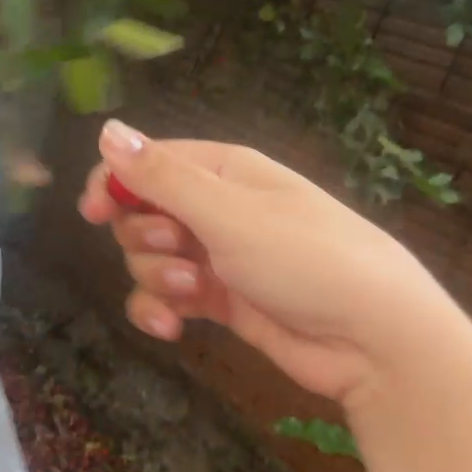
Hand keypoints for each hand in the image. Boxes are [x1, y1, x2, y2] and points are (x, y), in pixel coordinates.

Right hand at [78, 120, 465, 406]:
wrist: (378, 342)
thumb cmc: (306, 258)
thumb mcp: (228, 212)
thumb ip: (160, 176)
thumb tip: (107, 129)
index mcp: (222, 170)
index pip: (146, 162)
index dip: (113, 183)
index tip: (92, 213)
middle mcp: (216, 207)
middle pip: (141, 213)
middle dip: (143, 238)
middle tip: (176, 253)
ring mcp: (218, 256)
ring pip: (150, 258)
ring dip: (156, 277)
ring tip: (190, 293)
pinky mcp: (221, 301)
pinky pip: (168, 297)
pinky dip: (161, 309)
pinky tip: (172, 328)